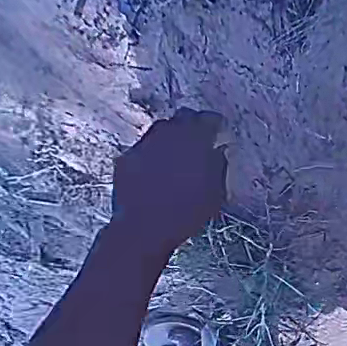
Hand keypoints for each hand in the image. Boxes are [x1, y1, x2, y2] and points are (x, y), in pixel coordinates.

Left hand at [109, 109, 228, 259]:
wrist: (144, 227)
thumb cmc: (186, 212)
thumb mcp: (216, 192)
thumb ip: (219, 165)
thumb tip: (219, 151)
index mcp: (195, 138)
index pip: (209, 119)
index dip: (215, 126)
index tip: (219, 134)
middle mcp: (168, 133)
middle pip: (183, 118)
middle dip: (192, 127)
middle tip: (198, 143)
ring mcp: (144, 143)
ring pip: (160, 130)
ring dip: (170, 138)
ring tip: (176, 157)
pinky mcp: (126, 157)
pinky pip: (143, 148)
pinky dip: (151, 154)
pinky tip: (155, 171)